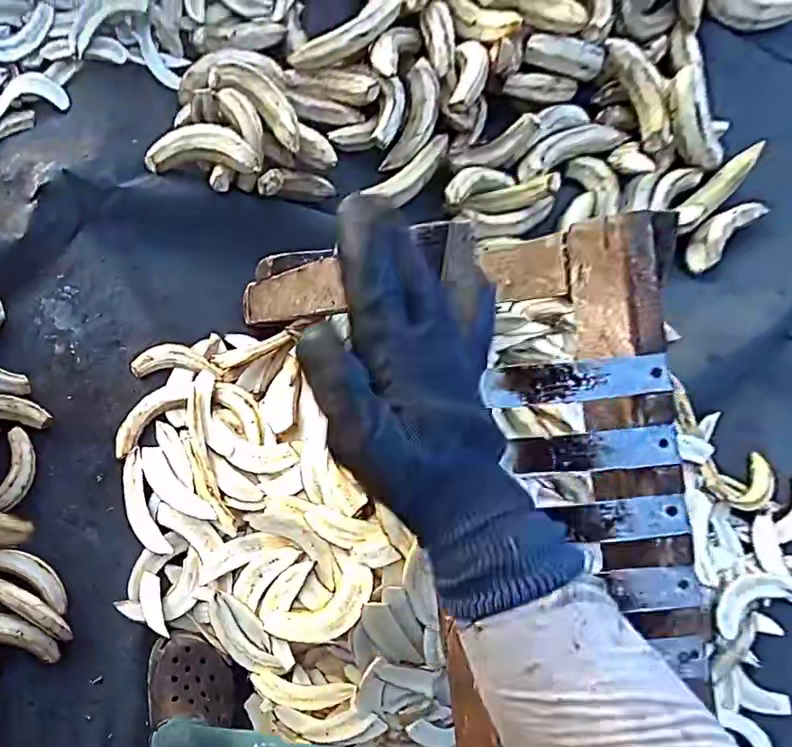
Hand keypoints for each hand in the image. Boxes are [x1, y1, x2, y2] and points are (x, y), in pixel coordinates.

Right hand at [296, 196, 583, 620]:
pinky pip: (476, 324)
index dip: (363, 251)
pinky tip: (478, 279)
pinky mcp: (468, 374)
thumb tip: (313, 331)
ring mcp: (455, 359)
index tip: (352, 208)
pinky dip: (475, 296)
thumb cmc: (403, 473)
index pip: (374, 294)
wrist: (463, 500)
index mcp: (397, 358)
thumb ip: (336, 384)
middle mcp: (430, 347)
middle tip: (376, 200)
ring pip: (446, 295)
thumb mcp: (357, 438)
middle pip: (409, 282)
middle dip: (392, 240)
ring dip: (438, 259)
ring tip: (447, 223)